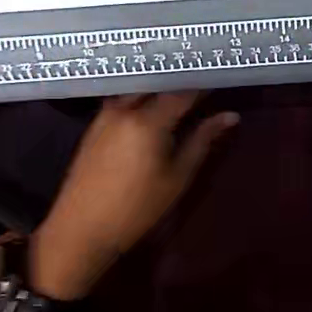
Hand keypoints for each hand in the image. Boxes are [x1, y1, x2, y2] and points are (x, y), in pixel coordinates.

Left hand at [32, 92, 237, 298]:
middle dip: (181, 85)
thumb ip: (203, 140)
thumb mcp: (179, 176)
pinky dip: (141, 100)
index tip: (222, 81)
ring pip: (138, 91)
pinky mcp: (94, 126)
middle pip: (158, 86)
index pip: (183, 92)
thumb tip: (230, 116)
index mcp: (148, 120)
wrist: (81, 230)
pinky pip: (123, 102)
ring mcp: (104, 116)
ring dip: (159, 91)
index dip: (204, 86)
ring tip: (181, 98)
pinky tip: (152, 112)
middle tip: (204, 89)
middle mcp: (124, 109)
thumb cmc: (138, 208)